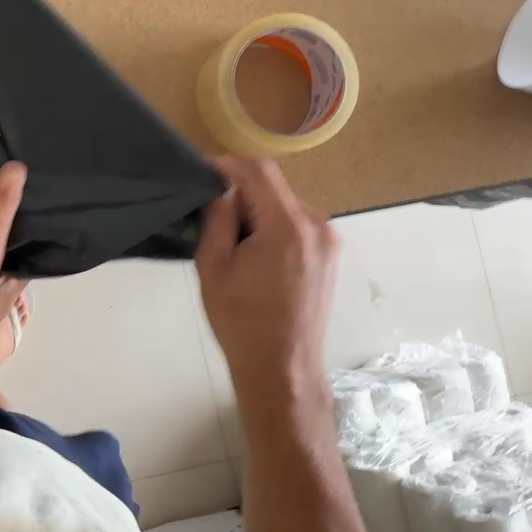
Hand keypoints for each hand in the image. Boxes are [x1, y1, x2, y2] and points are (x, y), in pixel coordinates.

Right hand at [195, 156, 338, 411]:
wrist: (281, 366)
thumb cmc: (240, 321)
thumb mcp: (213, 267)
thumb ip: (218, 220)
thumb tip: (223, 191)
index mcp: (287, 228)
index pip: (258, 171)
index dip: (227, 164)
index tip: (201, 173)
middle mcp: (318, 226)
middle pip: (272, 188)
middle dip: (240, 194)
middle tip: (208, 218)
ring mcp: (329, 240)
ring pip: (284, 206)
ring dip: (256, 212)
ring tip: (231, 244)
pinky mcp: (330, 254)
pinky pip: (296, 224)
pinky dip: (272, 227)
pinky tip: (254, 257)